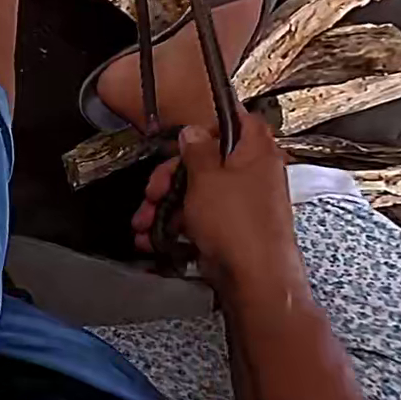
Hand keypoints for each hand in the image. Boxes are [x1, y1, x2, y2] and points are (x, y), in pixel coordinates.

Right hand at [131, 115, 309, 300]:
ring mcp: (241, 203)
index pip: (239, 121)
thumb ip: (196, 150)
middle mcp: (252, 175)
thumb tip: (193, 133)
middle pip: (204, 161)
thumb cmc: (238, 226)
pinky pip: (197, 217)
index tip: (185, 137)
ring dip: (165, 205)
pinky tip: (154, 236)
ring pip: (195, 191)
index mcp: (255, 153)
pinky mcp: (229, 228)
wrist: (253, 278)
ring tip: (145, 222)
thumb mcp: (205, 177)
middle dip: (170, 176)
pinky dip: (174, 225)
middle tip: (154, 190)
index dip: (211, 124)